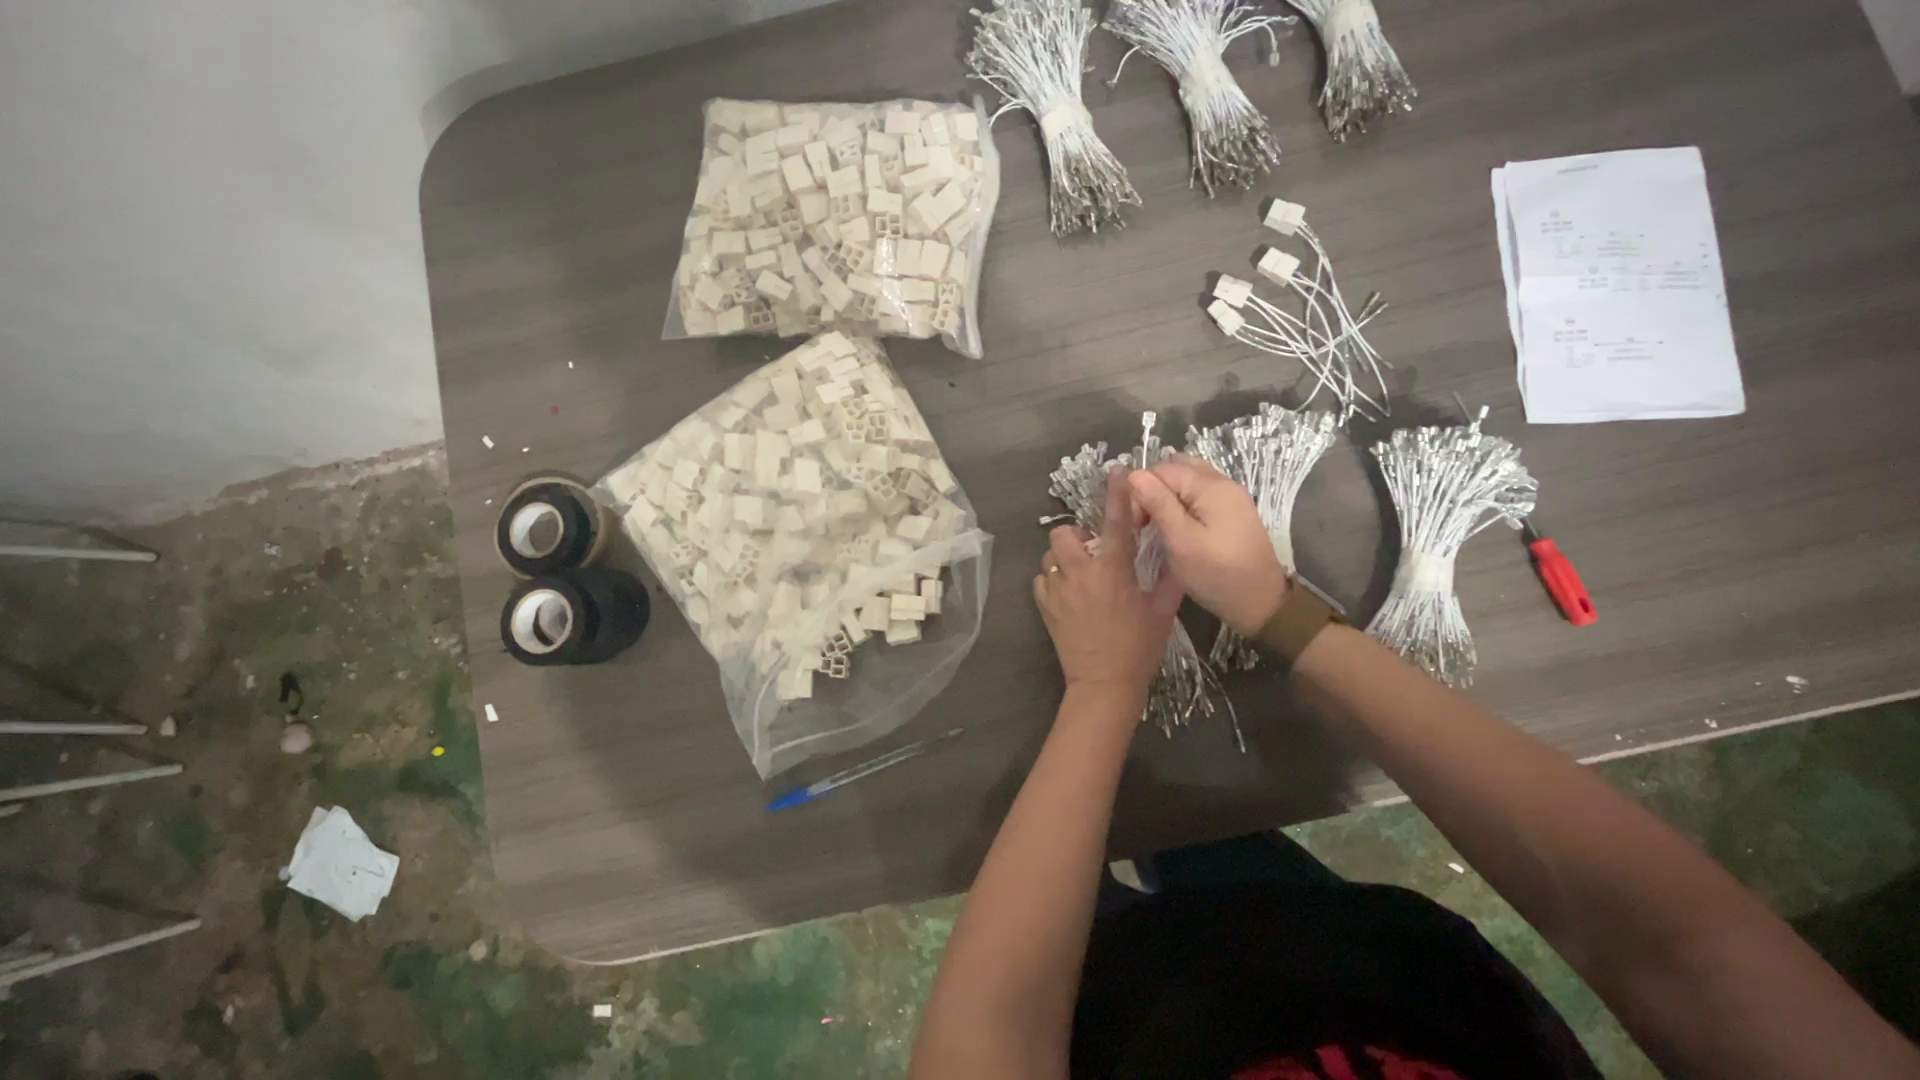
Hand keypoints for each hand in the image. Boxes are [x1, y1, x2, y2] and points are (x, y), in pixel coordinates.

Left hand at [1033, 469, 1182, 703]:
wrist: (1104, 683)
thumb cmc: (1138, 648)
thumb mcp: (1161, 612)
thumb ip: (1168, 579)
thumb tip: (1176, 555)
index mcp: (1113, 570)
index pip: (1116, 521)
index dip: (1117, 492)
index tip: (1117, 471)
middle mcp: (1080, 573)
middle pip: (1064, 534)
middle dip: (1076, 535)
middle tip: (1093, 549)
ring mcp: (1058, 590)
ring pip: (1050, 557)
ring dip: (1063, 558)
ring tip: (1079, 572)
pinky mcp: (1045, 608)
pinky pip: (1041, 581)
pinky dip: (1052, 580)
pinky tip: (1067, 593)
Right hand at [1127, 455, 1288, 634]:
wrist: (1260, 602)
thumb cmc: (1216, 575)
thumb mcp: (1181, 541)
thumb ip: (1158, 504)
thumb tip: (1134, 473)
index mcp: (1211, 487)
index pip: (1163, 470)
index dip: (1142, 491)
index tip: (1137, 524)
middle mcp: (1223, 483)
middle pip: (1177, 469)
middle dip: (1155, 489)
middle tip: (1146, 522)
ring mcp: (1231, 496)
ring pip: (1189, 480)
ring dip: (1168, 496)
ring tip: (1160, 524)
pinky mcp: (1233, 511)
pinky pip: (1201, 494)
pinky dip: (1184, 503)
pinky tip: (1178, 526)